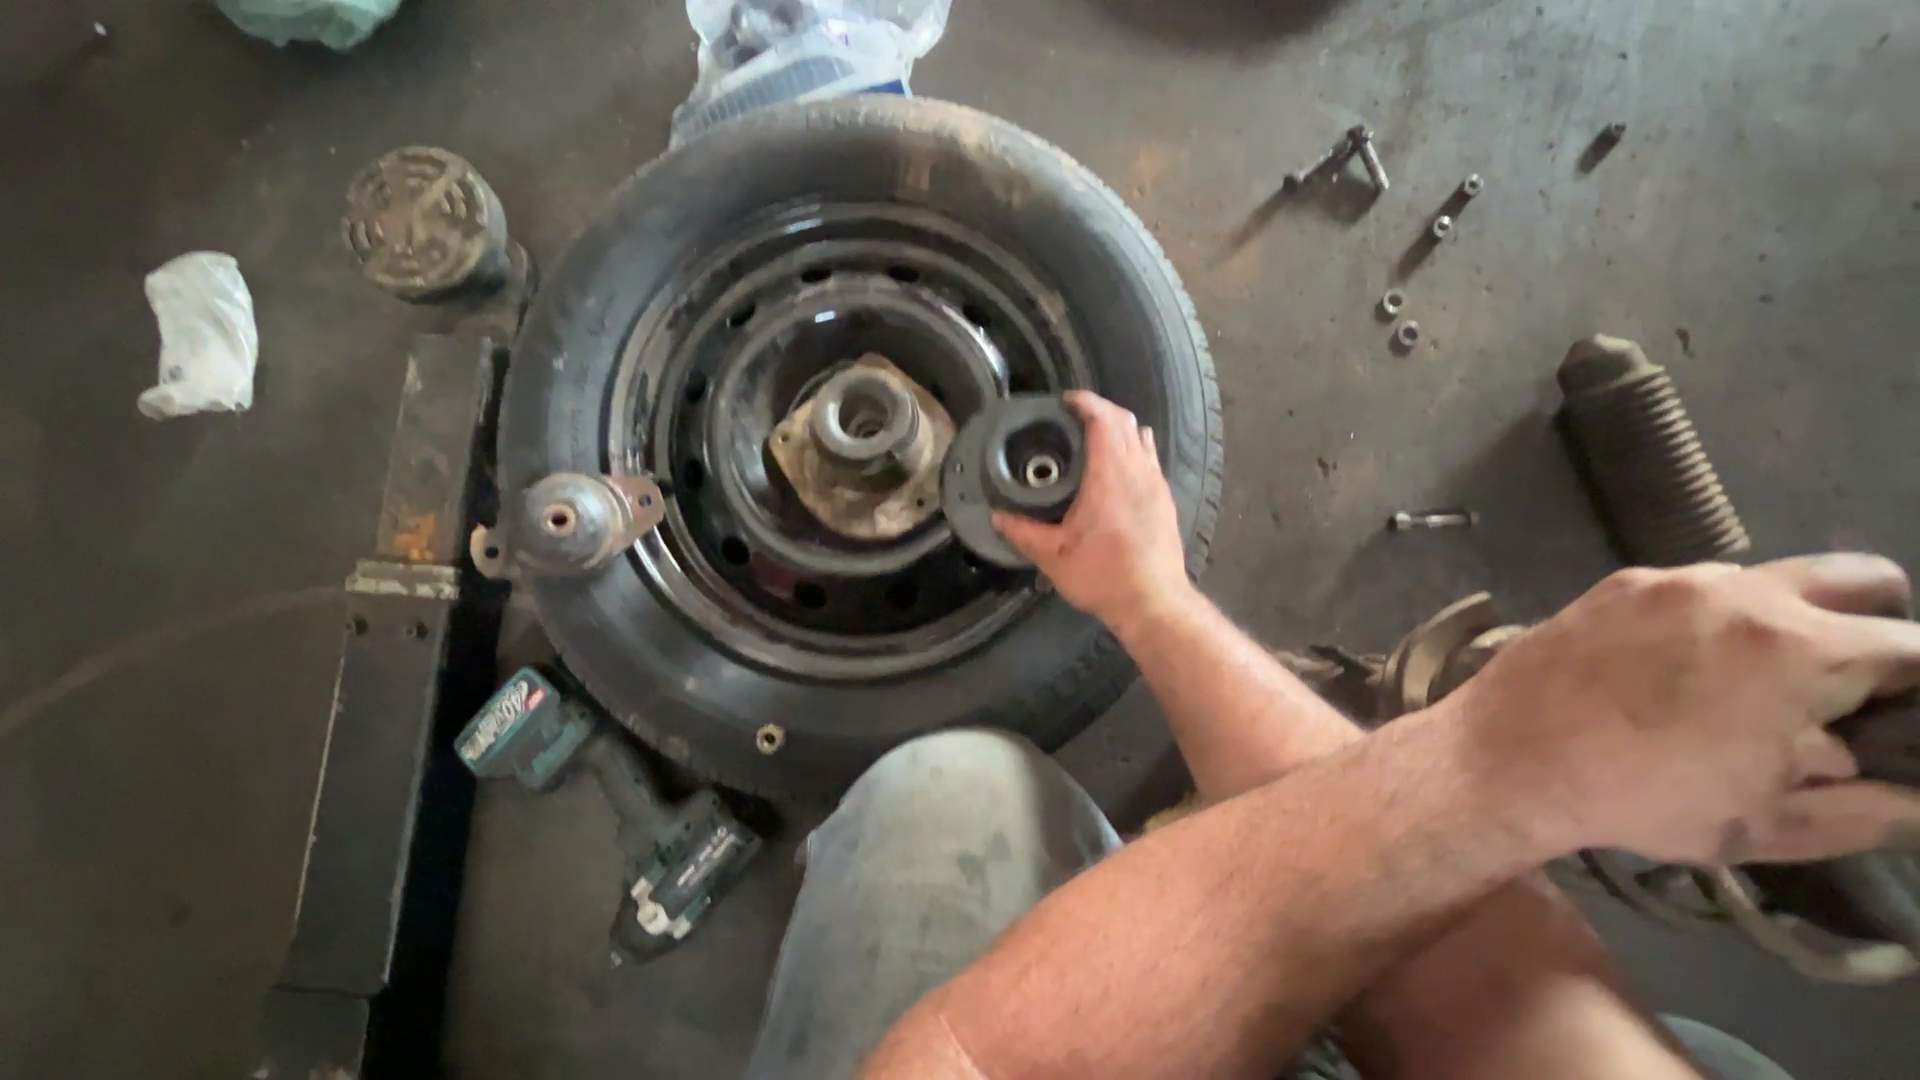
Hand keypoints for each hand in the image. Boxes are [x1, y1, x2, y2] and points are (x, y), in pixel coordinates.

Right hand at [993, 391, 1193, 633]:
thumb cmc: (1103, 575)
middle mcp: (1138, 471)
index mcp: (1110, 475)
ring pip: (1142, 438)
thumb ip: (1023, 532)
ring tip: (1092, 440)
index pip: (1104, 420)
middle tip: (1072, 418)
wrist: (1153, 603)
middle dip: (1100, 411)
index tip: (1065, 402)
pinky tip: (1114, 472)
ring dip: (1119, 429)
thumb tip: (996, 517)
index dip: (1085, 402)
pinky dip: (1131, 450)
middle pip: (1126, 421)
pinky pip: (1149, 459)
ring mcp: (1157, 484)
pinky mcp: (1165, 500)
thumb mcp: (1053, 556)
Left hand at [1445, 555, 1919, 864]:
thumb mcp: (1769, 825)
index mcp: (1797, 647)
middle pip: (1856, 578)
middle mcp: (1735, 593)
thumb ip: (1870, 809)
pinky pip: (1688, 588)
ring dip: (1783, 618)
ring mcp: (1666, 581)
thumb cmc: (1639, 796)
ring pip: (1764, 579)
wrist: (1505, 756)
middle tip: (1850, 683)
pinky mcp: (1611, 585)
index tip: (1898, 714)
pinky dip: (1709, 616)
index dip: (1915, 685)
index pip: (1912, 647)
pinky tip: (1681, 662)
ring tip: (1757, 678)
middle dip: (1874, 624)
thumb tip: (1908, 793)